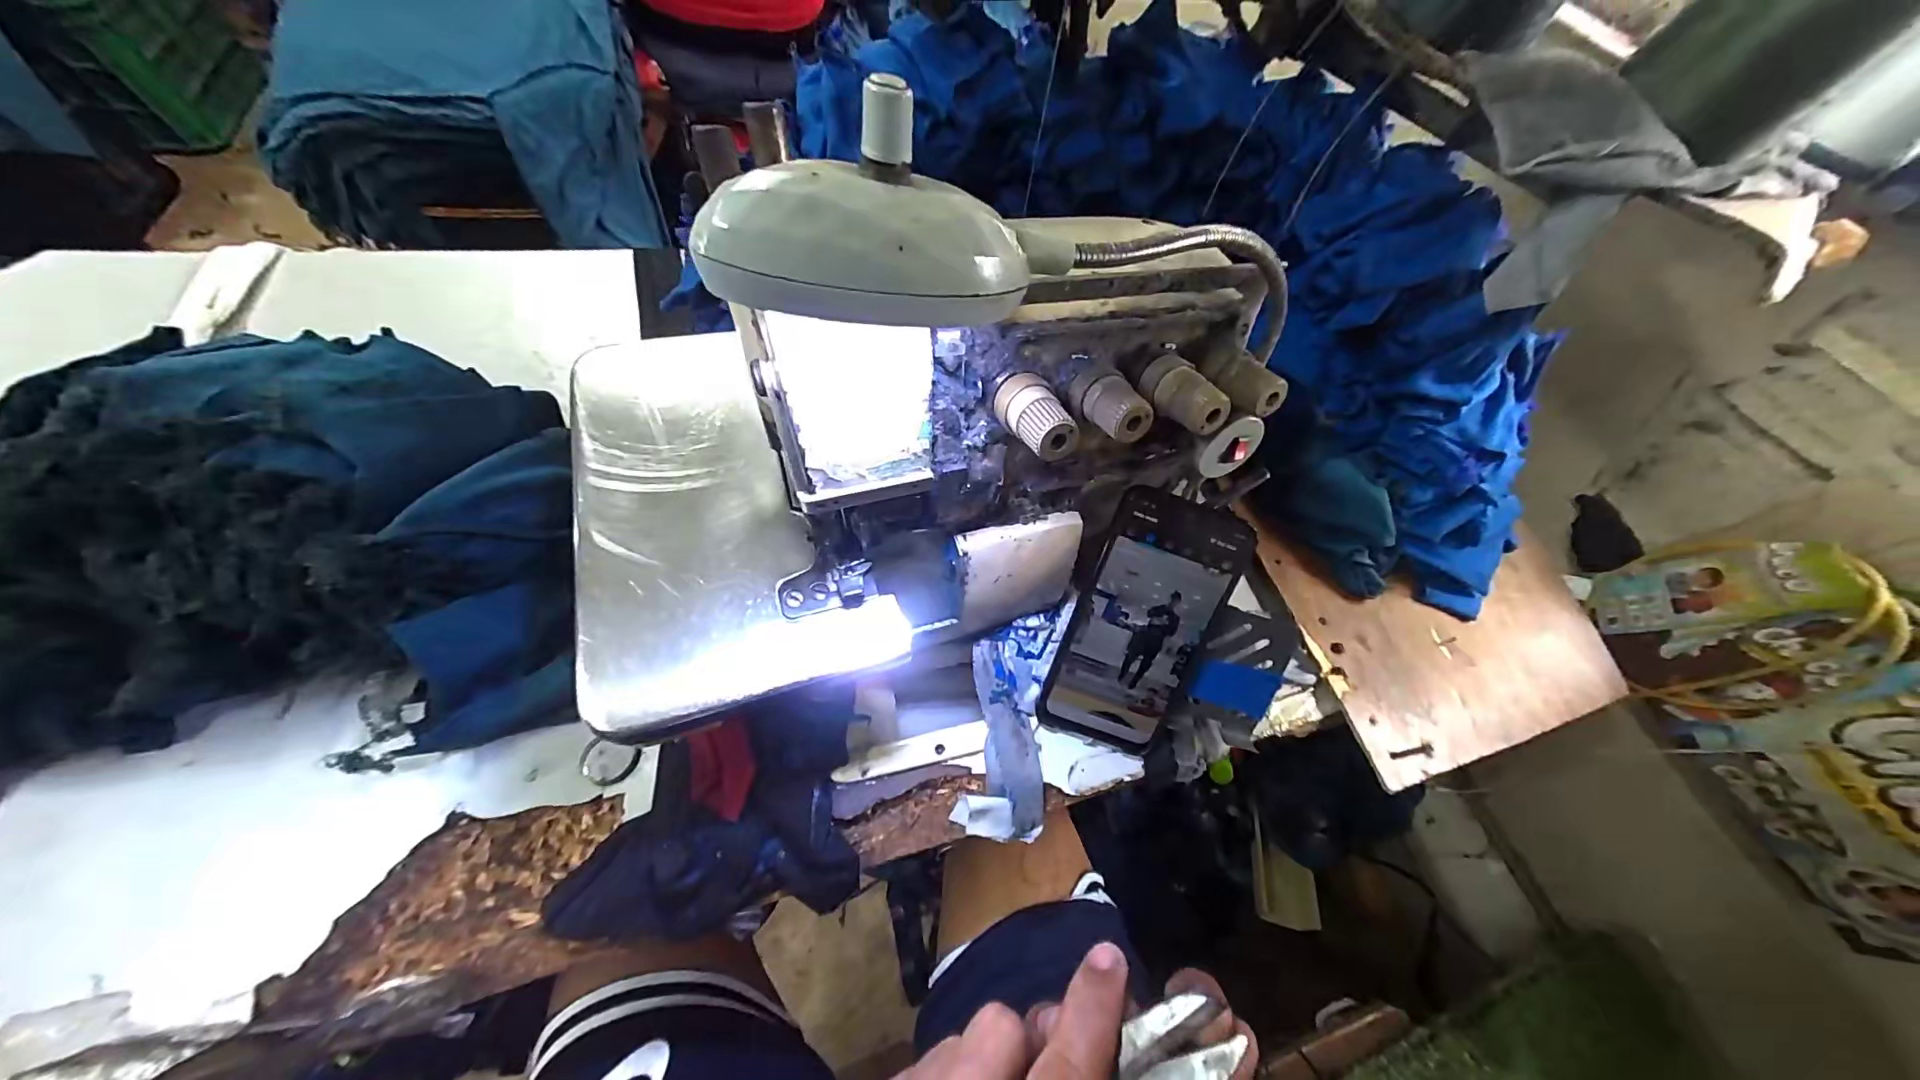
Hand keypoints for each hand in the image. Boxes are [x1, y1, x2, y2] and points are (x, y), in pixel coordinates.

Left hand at [897, 944, 1256, 1079]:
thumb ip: (1069, 1071)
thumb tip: (1102, 1065)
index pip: (1066, 1066)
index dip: (1092, 1010)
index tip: (1109, 956)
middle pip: (1006, 1026)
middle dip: (1032, 1039)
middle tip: (1040, 1071)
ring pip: (964, 1034)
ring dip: (984, 1058)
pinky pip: (930, 1057)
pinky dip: (948, 1073)